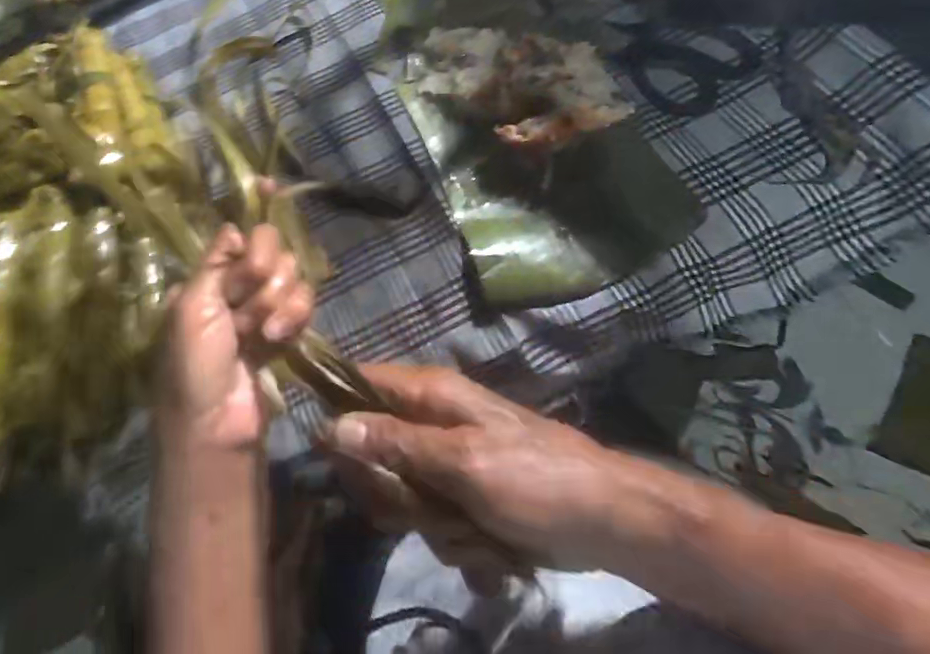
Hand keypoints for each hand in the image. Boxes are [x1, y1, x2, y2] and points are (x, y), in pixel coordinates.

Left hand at [155, 222, 315, 450]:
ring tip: (260, 332)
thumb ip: (215, 262)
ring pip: (292, 277)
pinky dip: (293, 317)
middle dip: (264, 275)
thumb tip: (234, 226)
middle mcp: (236, 288)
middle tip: (243, 303)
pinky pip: (302, 304)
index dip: (255, 230)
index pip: (241, 237)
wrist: (216, 425)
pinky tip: (276, 339)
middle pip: (273, 251)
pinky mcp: (285, 331)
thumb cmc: (193, 363)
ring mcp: (262, 310)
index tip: (272, 194)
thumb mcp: (190, 307)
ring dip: (277, 302)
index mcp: (207, 278)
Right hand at [324, 364, 627, 573]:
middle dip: (392, 492)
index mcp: (430, 394)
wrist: (605, 521)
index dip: (337, 408)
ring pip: (401, 494)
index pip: (362, 381)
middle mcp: (432, 420)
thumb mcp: (462, 461)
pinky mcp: (464, 496)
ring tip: (467, 530)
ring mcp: (448, 461)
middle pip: (373, 450)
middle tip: (417, 508)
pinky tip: (485, 548)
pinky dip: (454, 540)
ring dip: (429, 523)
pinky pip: (432, 519)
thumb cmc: (534, 478)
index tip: (324, 453)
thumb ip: (396, 443)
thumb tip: (332, 424)